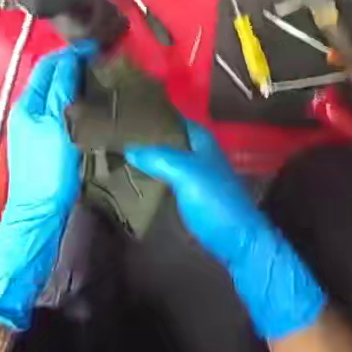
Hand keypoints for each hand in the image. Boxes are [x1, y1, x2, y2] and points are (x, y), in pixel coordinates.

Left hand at [0, 40, 97, 329]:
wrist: (41, 212)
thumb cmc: (48, 167)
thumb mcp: (57, 123)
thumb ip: (62, 88)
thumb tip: (71, 57)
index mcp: (27, 103)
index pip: (48, 64)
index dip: (72, 51)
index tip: (99, 46)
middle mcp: (29, 110)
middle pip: (53, 76)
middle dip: (76, 64)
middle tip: (106, 60)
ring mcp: (37, 126)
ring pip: (60, 92)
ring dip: (79, 81)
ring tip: (104, 76)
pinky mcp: (49, 139)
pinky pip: (64, 108)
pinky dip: (79, 99)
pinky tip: (96, 102)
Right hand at [126, 121, 326, 340]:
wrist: (238, 240)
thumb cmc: (215, 201)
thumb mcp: (187, 174)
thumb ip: (160, 157)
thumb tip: (130, 146)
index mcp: (201, 140)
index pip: (175, 117)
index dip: (154, 113)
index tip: (125, 111)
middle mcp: (199, 152)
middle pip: (169, 137)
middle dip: (146, 135)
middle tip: (113, 133)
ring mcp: (195, 174)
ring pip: (166, 157)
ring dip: (146, 155)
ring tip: (115, 151)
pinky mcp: (190, 195)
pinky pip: (166, 176)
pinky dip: (151, 173)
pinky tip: (132, 176)